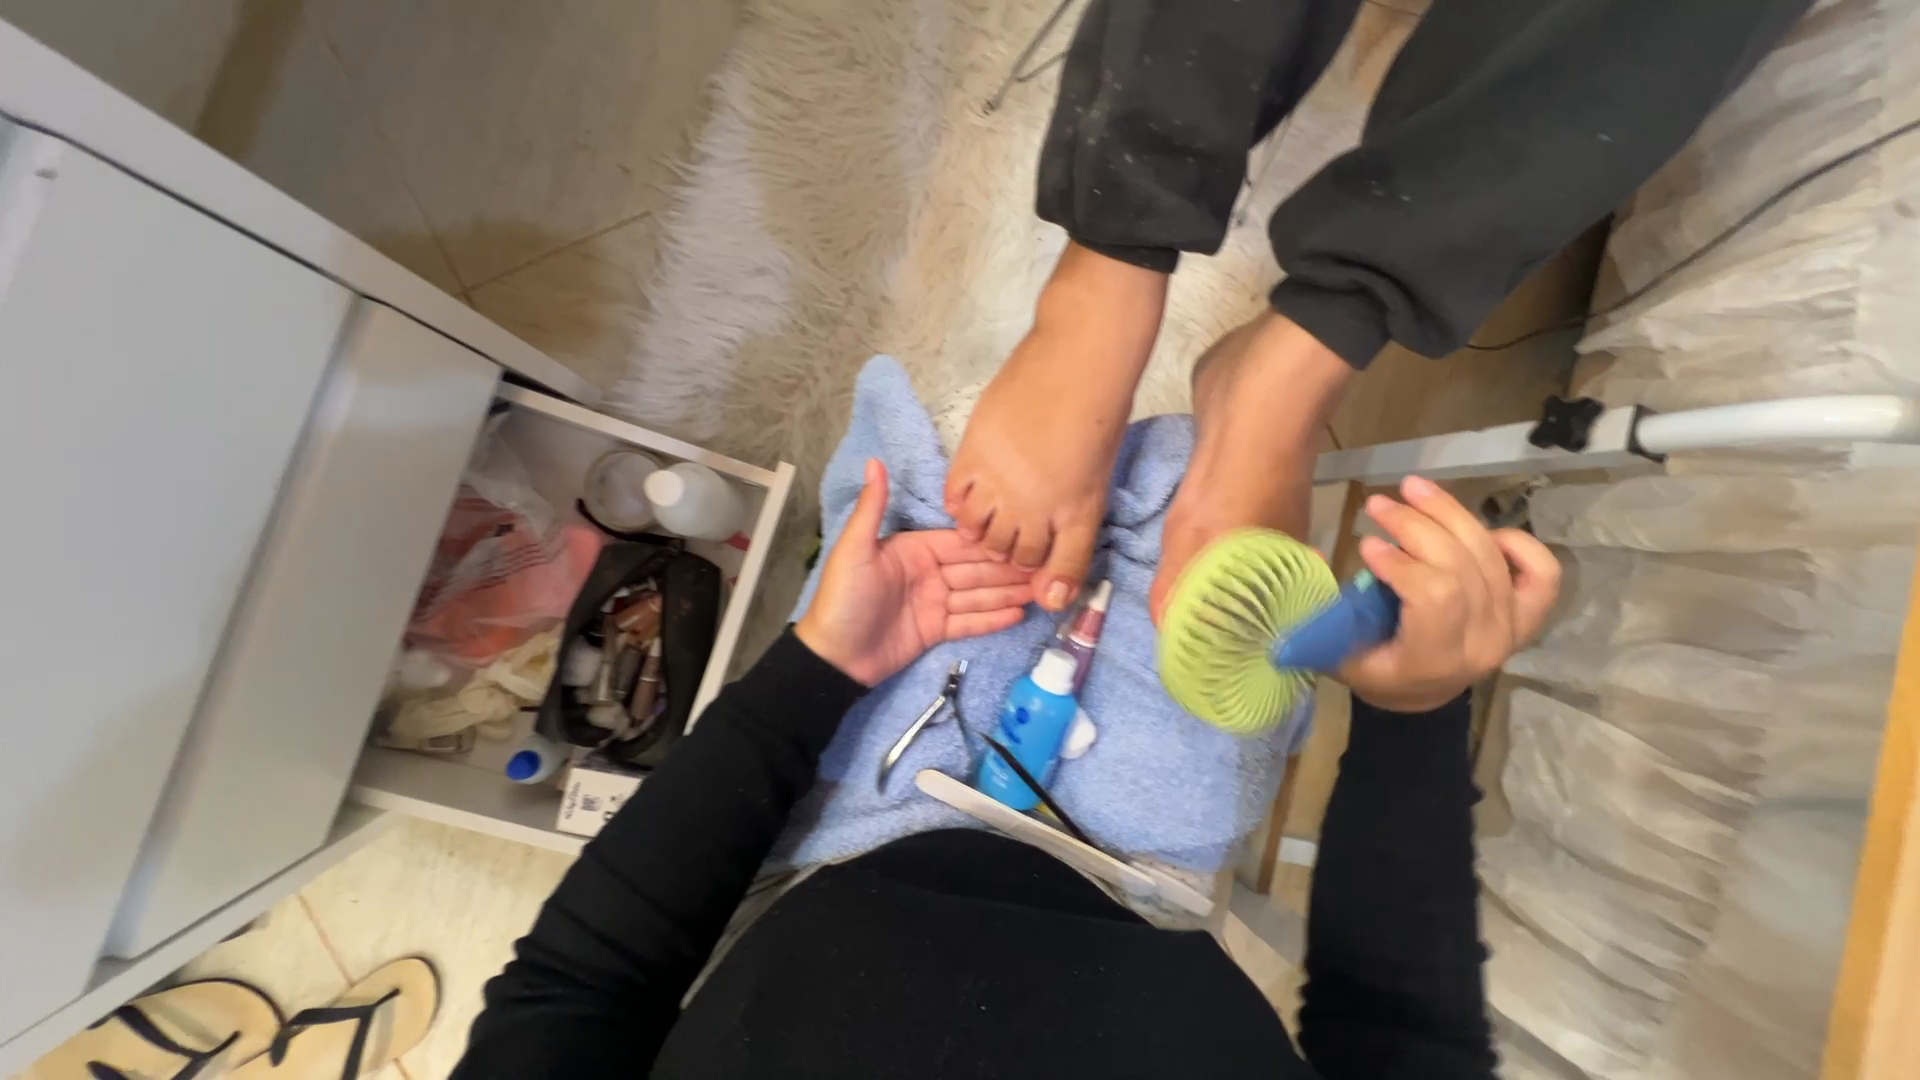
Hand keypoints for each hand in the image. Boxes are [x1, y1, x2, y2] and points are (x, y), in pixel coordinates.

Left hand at [797, 459, 1035, 685]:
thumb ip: (872, 507)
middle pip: (975, 568)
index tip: (1023, 536)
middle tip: (1045, 567)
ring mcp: (933, 603)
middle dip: (1008, 569)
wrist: (833, 658)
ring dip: (1008, 593)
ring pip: (977, 595)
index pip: (959, 543)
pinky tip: (1020, 614)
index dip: (990, 542)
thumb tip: (874, 461)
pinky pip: (969, 622)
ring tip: (1042, 591)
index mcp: (912, 550)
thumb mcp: (855, 550)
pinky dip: (993, 619)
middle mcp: (927, 572)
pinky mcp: (935, 631)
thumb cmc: (843, 599)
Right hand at [1336, 475, 1560, 712]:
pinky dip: (1514, 542)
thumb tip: (1316, 552)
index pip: (1435, 597)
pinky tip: (1478, 528)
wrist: (1418, 696)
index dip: (1401, 563)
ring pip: (1489, 555)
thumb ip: (1327, 610)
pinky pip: (1540, 571)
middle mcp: (1483, 641)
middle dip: (1415, 526)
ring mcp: (1511, 627)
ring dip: (1448, 513)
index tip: (1365, 543)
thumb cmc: (1370, 673)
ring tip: (1412, 488)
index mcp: (1434, 658)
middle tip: (1377, 503)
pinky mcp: (1526, 614)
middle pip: (1460, 566)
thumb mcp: (1335, 653)